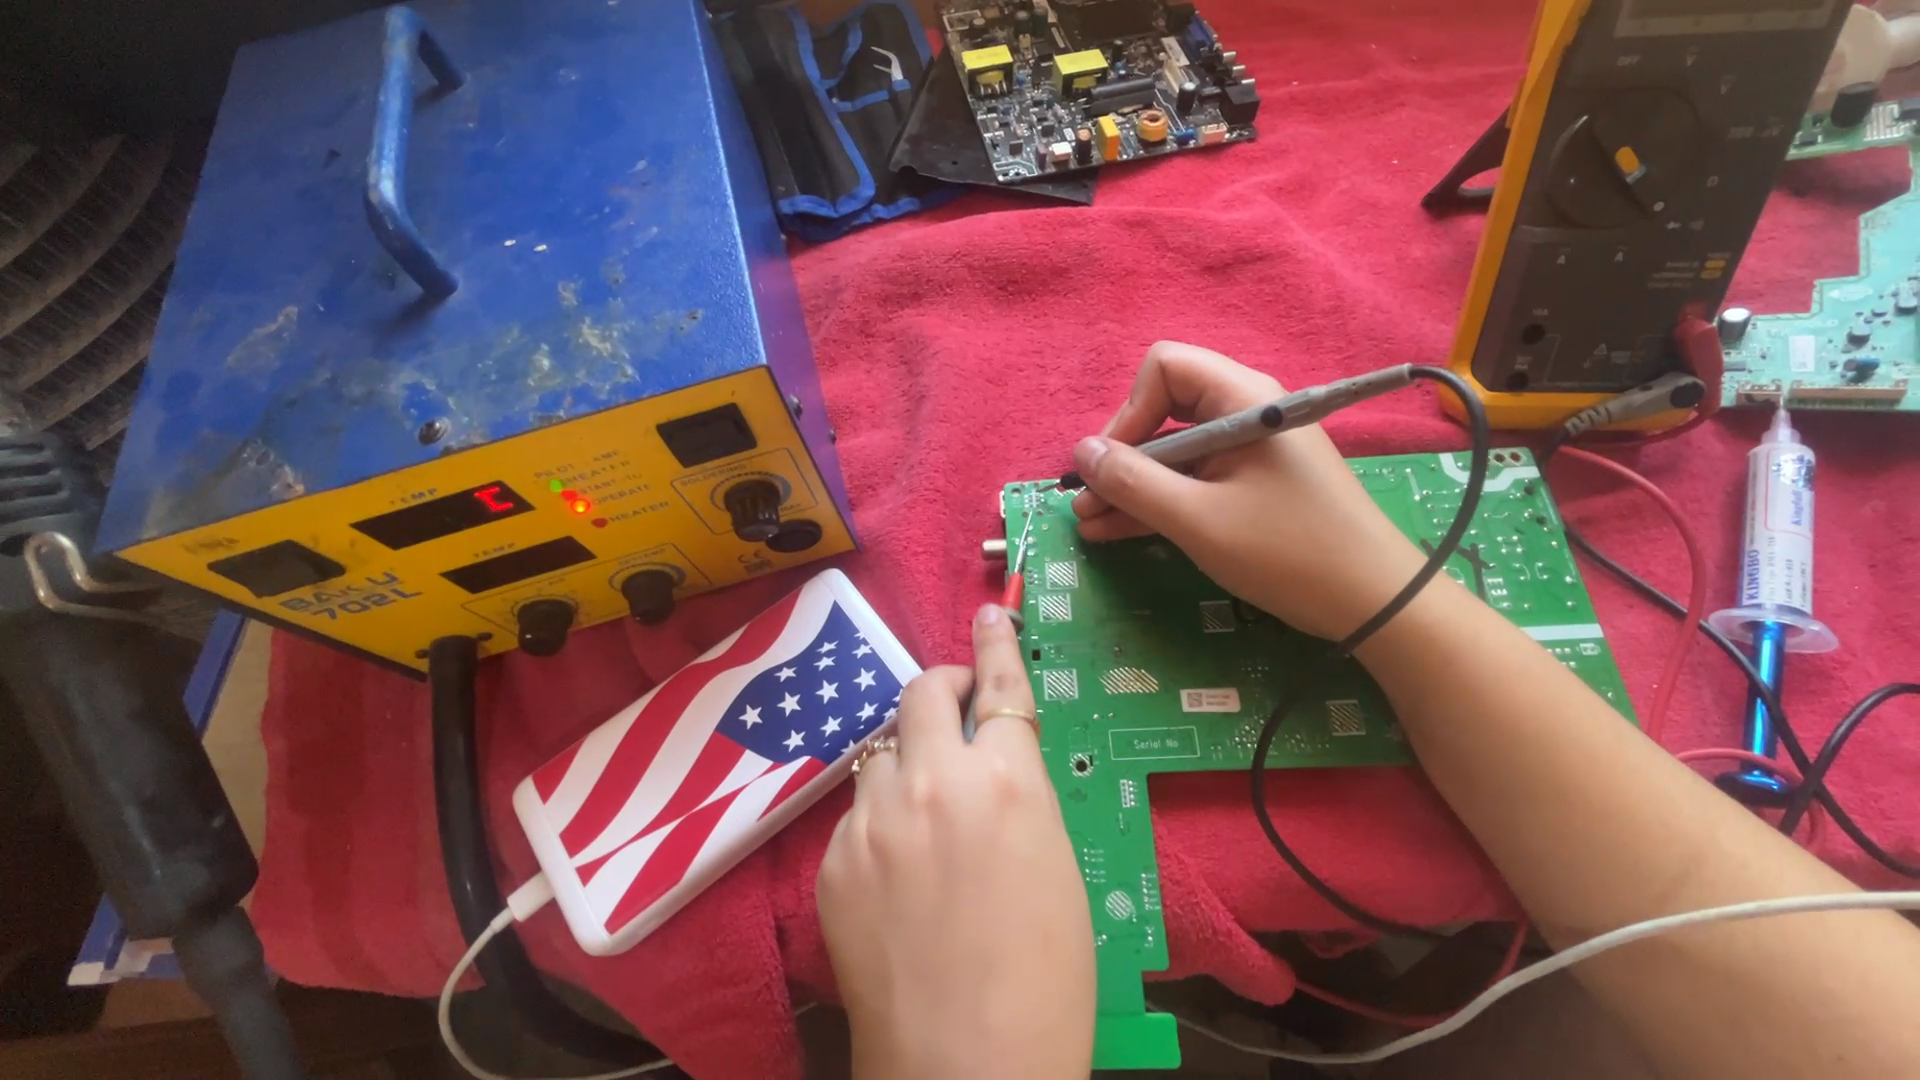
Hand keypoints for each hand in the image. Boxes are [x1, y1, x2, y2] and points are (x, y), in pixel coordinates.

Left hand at [816, 605, 1093, 1079]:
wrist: (967, 1064)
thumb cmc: (1045, 975)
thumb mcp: (1055, 863)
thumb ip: (1020, 795)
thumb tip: (996, 762)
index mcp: (1006, 781)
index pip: (999, 688)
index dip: (994, 646)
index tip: (988, 616)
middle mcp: (933, 781)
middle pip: (922, 692)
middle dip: (941, 688)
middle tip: (953, 708)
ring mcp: (873, 819)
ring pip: (884, 752)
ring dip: (909, 762)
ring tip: (926, 814)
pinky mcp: (834, 860)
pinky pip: (860, 814)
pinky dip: (881, 823)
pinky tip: (896, 875)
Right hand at [1071, 340, 1428, 641]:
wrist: (1375, 603)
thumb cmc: (1287, 551)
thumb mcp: (1198, 520)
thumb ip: (1134, 482)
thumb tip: (1080, 452)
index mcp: (1242, 400)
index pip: (1164, 369)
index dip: (1128, 413)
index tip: (1111, 467)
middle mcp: (1245, 413)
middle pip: (1164, 411)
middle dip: (1121, 457)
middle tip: (1087, 502)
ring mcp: (1249, 452)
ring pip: (1174, 454)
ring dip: (1131, 486)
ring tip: (1089, 524)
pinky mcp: (1252, 487)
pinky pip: (1193, 482)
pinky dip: (1158, 503)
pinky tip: (1115, 530)